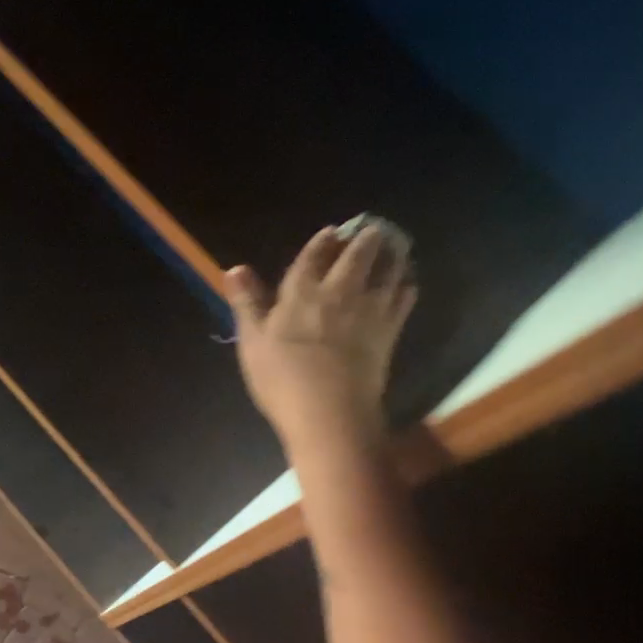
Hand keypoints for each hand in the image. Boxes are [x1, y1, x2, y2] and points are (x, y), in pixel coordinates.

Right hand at [223, 216, 416, 442]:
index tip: (332, 231)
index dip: (323, 241)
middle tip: (373, 229)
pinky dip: (405, 286)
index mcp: (302, 291)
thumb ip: (247, 302)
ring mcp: (369, 310)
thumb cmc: (282, 378)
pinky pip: (403, 299)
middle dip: (365, 239)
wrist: (329, 412)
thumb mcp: (252, 341)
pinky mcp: (389, 331)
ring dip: (393, 254)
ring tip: (396, 246)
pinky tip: (406, 284)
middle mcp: (339, 291)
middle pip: (357, 255)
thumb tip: (235, 268)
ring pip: (388, 271)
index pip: (313, 256)